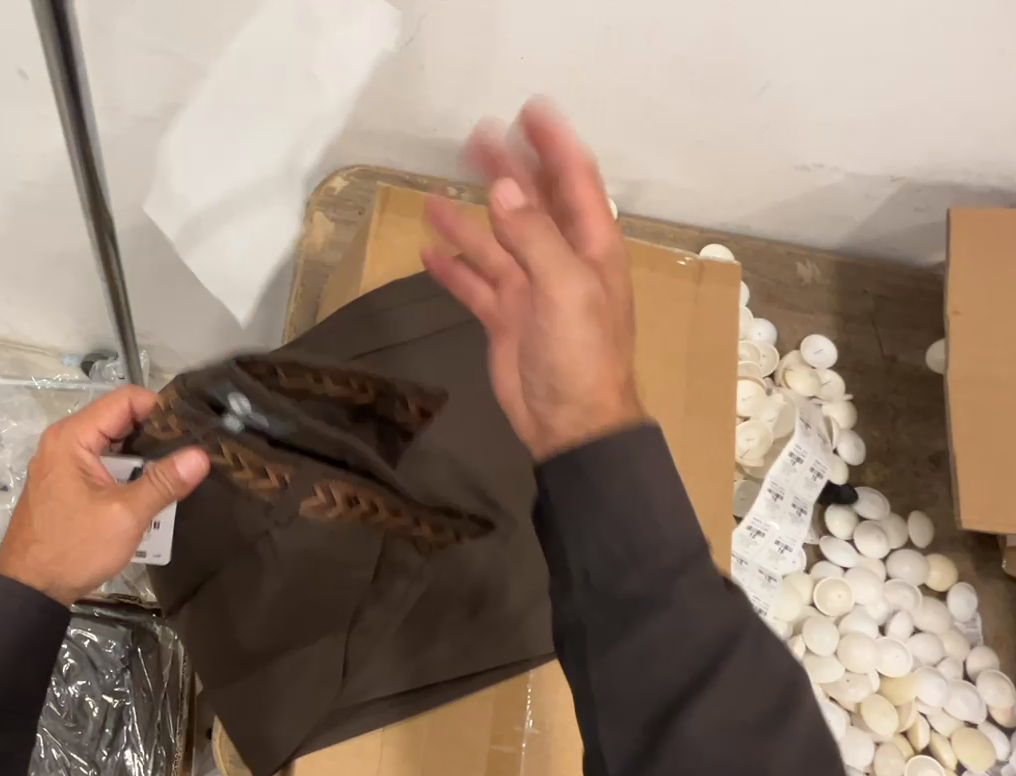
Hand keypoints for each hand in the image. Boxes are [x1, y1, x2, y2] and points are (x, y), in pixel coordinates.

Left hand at [0, 386, 209, 604]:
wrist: (32, 588)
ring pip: (114, 445)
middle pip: (119, 420)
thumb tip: (200, 456)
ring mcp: (63, 462)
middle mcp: (65, 440)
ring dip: (143, 459)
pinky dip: (127, 474)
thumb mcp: (125, 516)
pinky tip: (150, 492)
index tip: (190, 431)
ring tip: (177, 474)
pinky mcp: (67, 483)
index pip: (125, 400)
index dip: (161, 410)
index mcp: (73, 437)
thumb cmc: (74, 549)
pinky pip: (104, 466)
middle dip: (155, 435)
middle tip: (189, 454)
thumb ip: (163, 483)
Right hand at [421, 100, 643, 461]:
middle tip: (470, 140)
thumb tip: (501, 191)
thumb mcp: (565, 289)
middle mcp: (558, 261)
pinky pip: (474, 286)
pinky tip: (428, 253)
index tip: (525, 113)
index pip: (571, 182)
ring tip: (429, 198)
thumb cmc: (581, 354)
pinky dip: (453, 271)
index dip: (551, 146)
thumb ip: (534, 238)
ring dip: (463, 222)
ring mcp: (528, 291)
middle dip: (501, 172)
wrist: (568, 422)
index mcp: (587, 247)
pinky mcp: (503, 320)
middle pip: (525, 206)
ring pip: (492, 246)